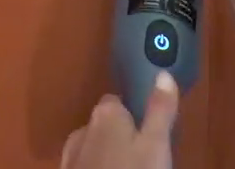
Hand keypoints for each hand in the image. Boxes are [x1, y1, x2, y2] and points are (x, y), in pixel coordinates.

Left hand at [61, 72, 178, 167]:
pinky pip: (85, 168)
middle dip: (120, 139)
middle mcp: (83, 128)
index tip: (148, 134)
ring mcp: (71, 156)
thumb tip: (163, 74)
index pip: (118, 102)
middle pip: (105, 126)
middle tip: (143, 159)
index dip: (134, 117)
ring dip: (107, 158)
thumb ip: (160, 109)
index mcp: (105, 113)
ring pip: (94, 150)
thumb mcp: (156, 145)